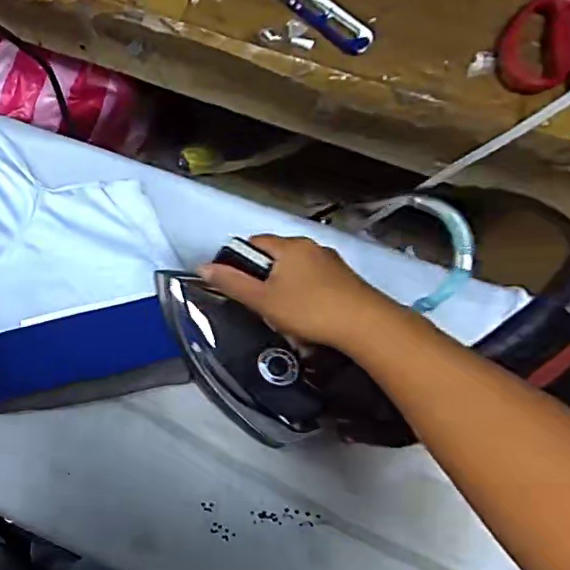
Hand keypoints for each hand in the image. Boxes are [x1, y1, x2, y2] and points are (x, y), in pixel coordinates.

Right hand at [198, 234, 411, 350]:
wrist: (366, 326)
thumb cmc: (308, 309)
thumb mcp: (261, 299)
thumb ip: (231, 283)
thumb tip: (203, 268)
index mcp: (289, 246)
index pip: (253, 243)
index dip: (239, 262)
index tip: (237, 286)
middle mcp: (311, 247)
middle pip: (274, 259)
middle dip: (263, 282)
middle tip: (259, 306)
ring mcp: (331, 263)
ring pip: (293, 274)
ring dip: (283, 293)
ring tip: (283, 319)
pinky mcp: (345, 280)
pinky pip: (313, 284)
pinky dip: (304, 299)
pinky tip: (306, 321)